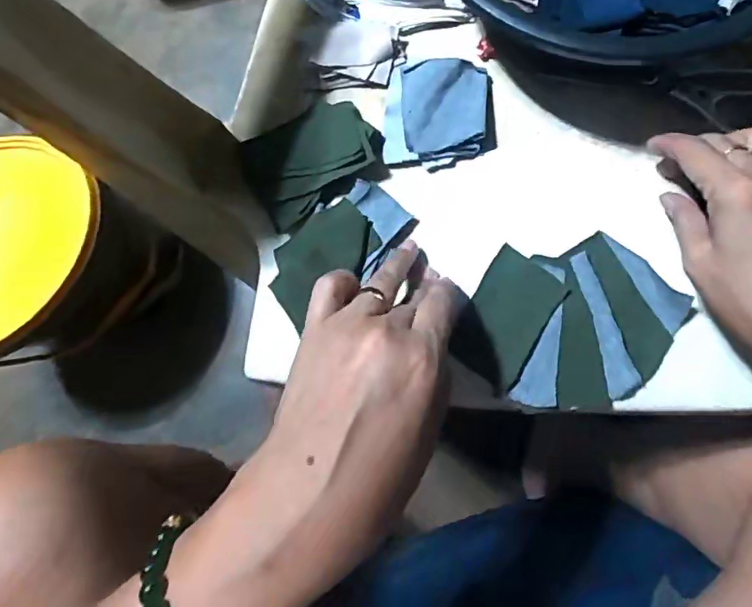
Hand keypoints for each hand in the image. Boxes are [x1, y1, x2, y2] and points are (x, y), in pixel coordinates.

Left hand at [256, 244, 461, 582]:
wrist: (302, 497)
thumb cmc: (380, 477)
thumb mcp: (431, 426)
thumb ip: (436, 373)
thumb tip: (432, 344)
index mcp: (422, 355)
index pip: (445, 299)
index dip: (449, 293)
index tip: (449, 294)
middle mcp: (388, 330)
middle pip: (415, 292)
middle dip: (424, 289)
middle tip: (430, 280)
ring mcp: (347, 324)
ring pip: (380, 281)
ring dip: (397, 268)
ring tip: (408, 253)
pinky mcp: (314, 330)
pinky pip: (331, 286)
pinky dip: (346, 282)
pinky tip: (354, 285)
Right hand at [648, 128, 751, 395]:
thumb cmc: (749, 301)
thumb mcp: (702, 264)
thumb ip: (684, 221)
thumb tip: (671, 195)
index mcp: (734, 188)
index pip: (695, 150)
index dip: (670, 143)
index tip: (650, 146)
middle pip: (723, 141)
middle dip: (693, 146)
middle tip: (671, 167)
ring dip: (729, 141)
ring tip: (709, 164)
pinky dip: (750, 154)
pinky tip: (737, 181)